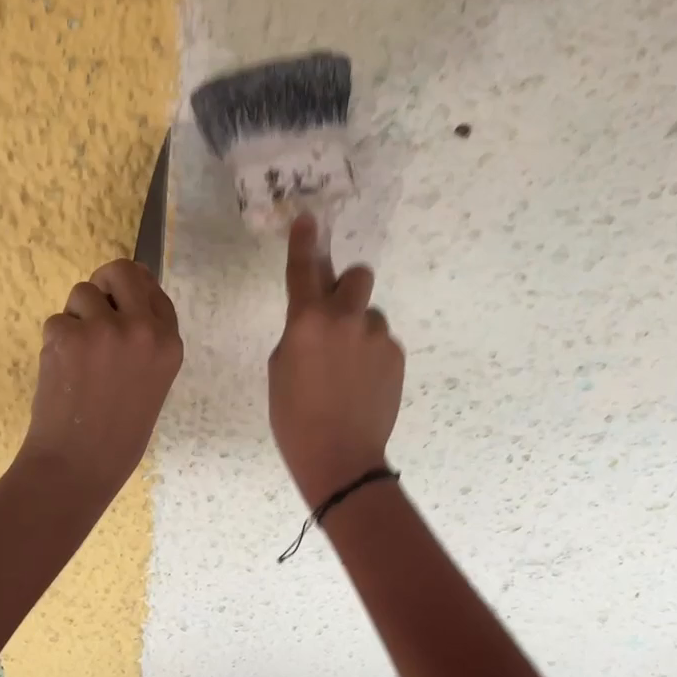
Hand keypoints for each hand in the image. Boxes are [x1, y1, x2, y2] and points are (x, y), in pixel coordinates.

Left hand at [18, 258, 182, 498]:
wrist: (81, 464)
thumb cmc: (118, 434)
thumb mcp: (151, 382)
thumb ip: (144, 343)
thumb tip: (122, 304)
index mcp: (170, 344)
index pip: (154, 290)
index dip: (131, 292)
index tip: (117, 303)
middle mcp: (143, 329)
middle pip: (122, 270)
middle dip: (103, 284)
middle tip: (90, 309)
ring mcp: (105, 329)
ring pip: (82, 294)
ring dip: (74, 318)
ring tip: (77, 359)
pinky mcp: (69, 335)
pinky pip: (56, 320)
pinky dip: (54, 343)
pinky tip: (62, 374)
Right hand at [268, 214, 404, 506]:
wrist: (340, 456)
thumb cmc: (294, 417)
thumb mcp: (281, 368)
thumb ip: (298, 333)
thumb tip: (315, 320)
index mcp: (307, 321)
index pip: (304, 269)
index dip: (305, 241)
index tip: (309, 219)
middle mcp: (345, 319)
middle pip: (357, 276)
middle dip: (346, 288)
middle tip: (336, 316)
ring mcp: (376, 337)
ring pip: (369, 315)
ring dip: (358, 329)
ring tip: (348, 369)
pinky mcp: (396, 356)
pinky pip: (381, 342)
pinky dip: (371, 355)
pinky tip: (362, 384)